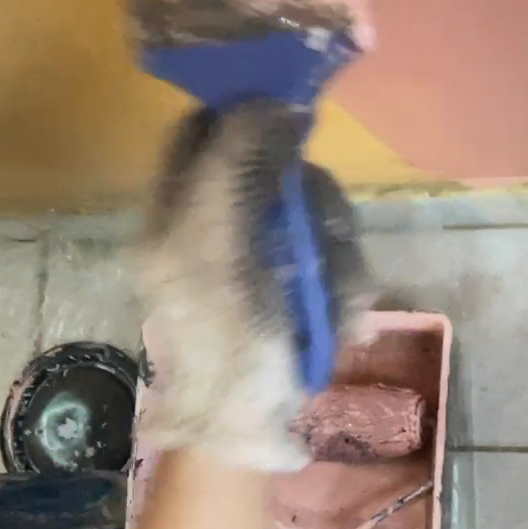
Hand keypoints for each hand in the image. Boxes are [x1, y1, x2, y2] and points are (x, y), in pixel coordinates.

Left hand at [136, 100, 312, 470]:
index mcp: (179, 213)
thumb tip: (273, 102)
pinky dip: (348, 290)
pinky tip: (344, 322)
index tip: (292, 121)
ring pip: (318, 218)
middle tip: (324, 232)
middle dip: (312, 203)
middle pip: (277, 173)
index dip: (243, 117)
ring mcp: (267, 260)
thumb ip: (234, 168)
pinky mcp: (303, 288)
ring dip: (339, 257)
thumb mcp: (214, 245)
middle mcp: (222, 228)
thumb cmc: (222, 338)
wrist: (248, 427)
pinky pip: (338, 262)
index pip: (203, 134)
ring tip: (337, 302)